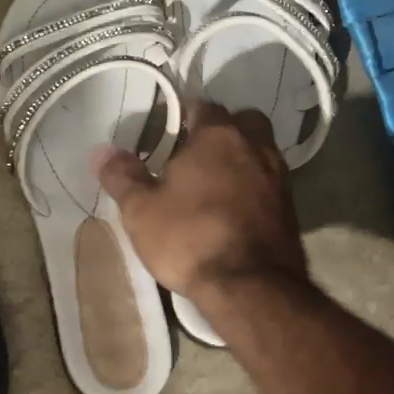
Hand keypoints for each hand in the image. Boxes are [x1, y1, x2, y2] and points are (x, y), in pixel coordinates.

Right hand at [95, 100, 306, 302]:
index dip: (184, 115)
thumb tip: (102, 151)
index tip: (166, 131)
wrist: (252, 287)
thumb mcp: (142, 210)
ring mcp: (279, 178)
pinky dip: (253, 188)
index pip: (203, 106)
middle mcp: (255, 147)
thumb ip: (123, 176)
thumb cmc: (190, 238)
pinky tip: (233, 211)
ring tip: (212, 184)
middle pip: (243, 122)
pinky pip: (269, 184)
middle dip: (222, 130)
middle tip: (195, 153)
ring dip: (240, 160)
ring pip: (260, 152)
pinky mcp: (291, 209)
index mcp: (218, 136)